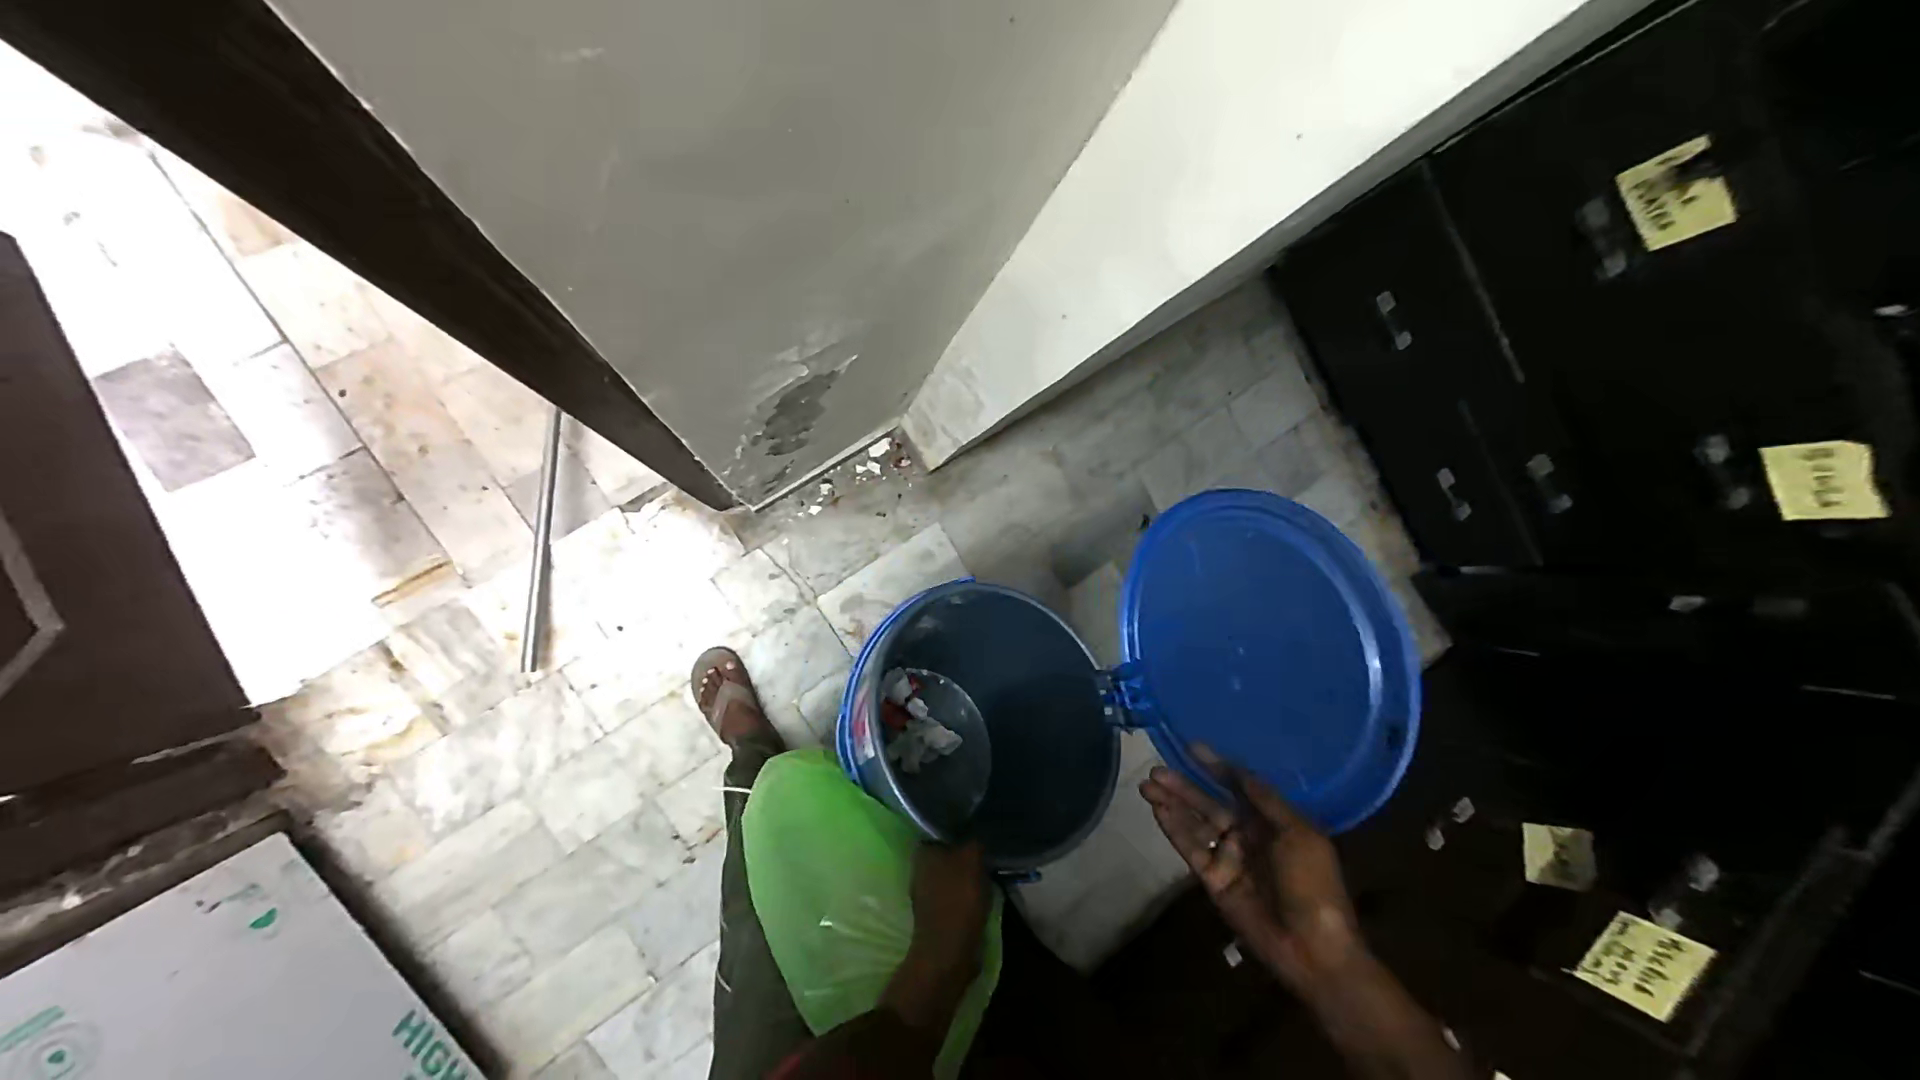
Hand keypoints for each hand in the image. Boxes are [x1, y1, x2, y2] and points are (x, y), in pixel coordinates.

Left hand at [908, 840, 989, 970]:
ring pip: (952, 875)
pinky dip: (966, 895)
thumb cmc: (958, 898)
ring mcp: (925, 893)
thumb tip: (976, 834)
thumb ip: (973, 841)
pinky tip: (981, 895)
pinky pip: (954, 895)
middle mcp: (919, 869)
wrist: (948, 951)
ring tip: (988, 874)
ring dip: (967, 876)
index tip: (979, 832)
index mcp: (923, 851)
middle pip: (947, 853)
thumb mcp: (972, 859)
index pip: (941, 831)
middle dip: (965, 854)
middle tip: (987, 853)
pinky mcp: (935, 914)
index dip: (961, 831)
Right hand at [1141, 750, 1362, 995]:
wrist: (1313, 948)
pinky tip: (1158, 810)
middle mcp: (1247, 836)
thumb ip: (1265, 800)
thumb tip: (1237, 769)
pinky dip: (1173, 829)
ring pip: (1195, 824)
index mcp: (1272, 823)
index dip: (1216, 767)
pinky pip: (1190, 849)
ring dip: (1172, 804)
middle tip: (1156, 770)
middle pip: (1209, 804)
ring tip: (1147, 785)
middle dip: (1184, 786)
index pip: (1238, 787)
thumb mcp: (1299, 833)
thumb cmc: (1313, 884)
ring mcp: (1228, 858)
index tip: (1192, 748)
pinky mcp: (1213, 879)